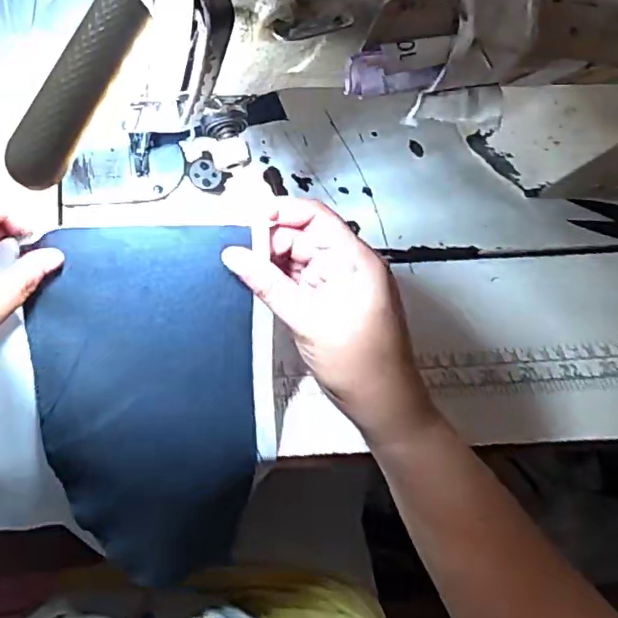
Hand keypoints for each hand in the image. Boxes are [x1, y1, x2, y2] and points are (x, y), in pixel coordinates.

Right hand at [221, 197, 440, 445]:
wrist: (383, 406)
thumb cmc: (362, 365)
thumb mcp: (305, 319)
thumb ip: (266, 283)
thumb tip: (233, 255)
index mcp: (354, 261)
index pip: (314, 217)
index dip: (280, 211)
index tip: (245, 221)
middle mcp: (346, 264)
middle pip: (299, 234)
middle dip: (267, 239)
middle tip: (237, 252)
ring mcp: (335, 281)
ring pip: (293, 254)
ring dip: (268, 259)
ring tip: (243, 269)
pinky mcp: (324, 297)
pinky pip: (294, 274)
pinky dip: (274, 276)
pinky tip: (256, 282)